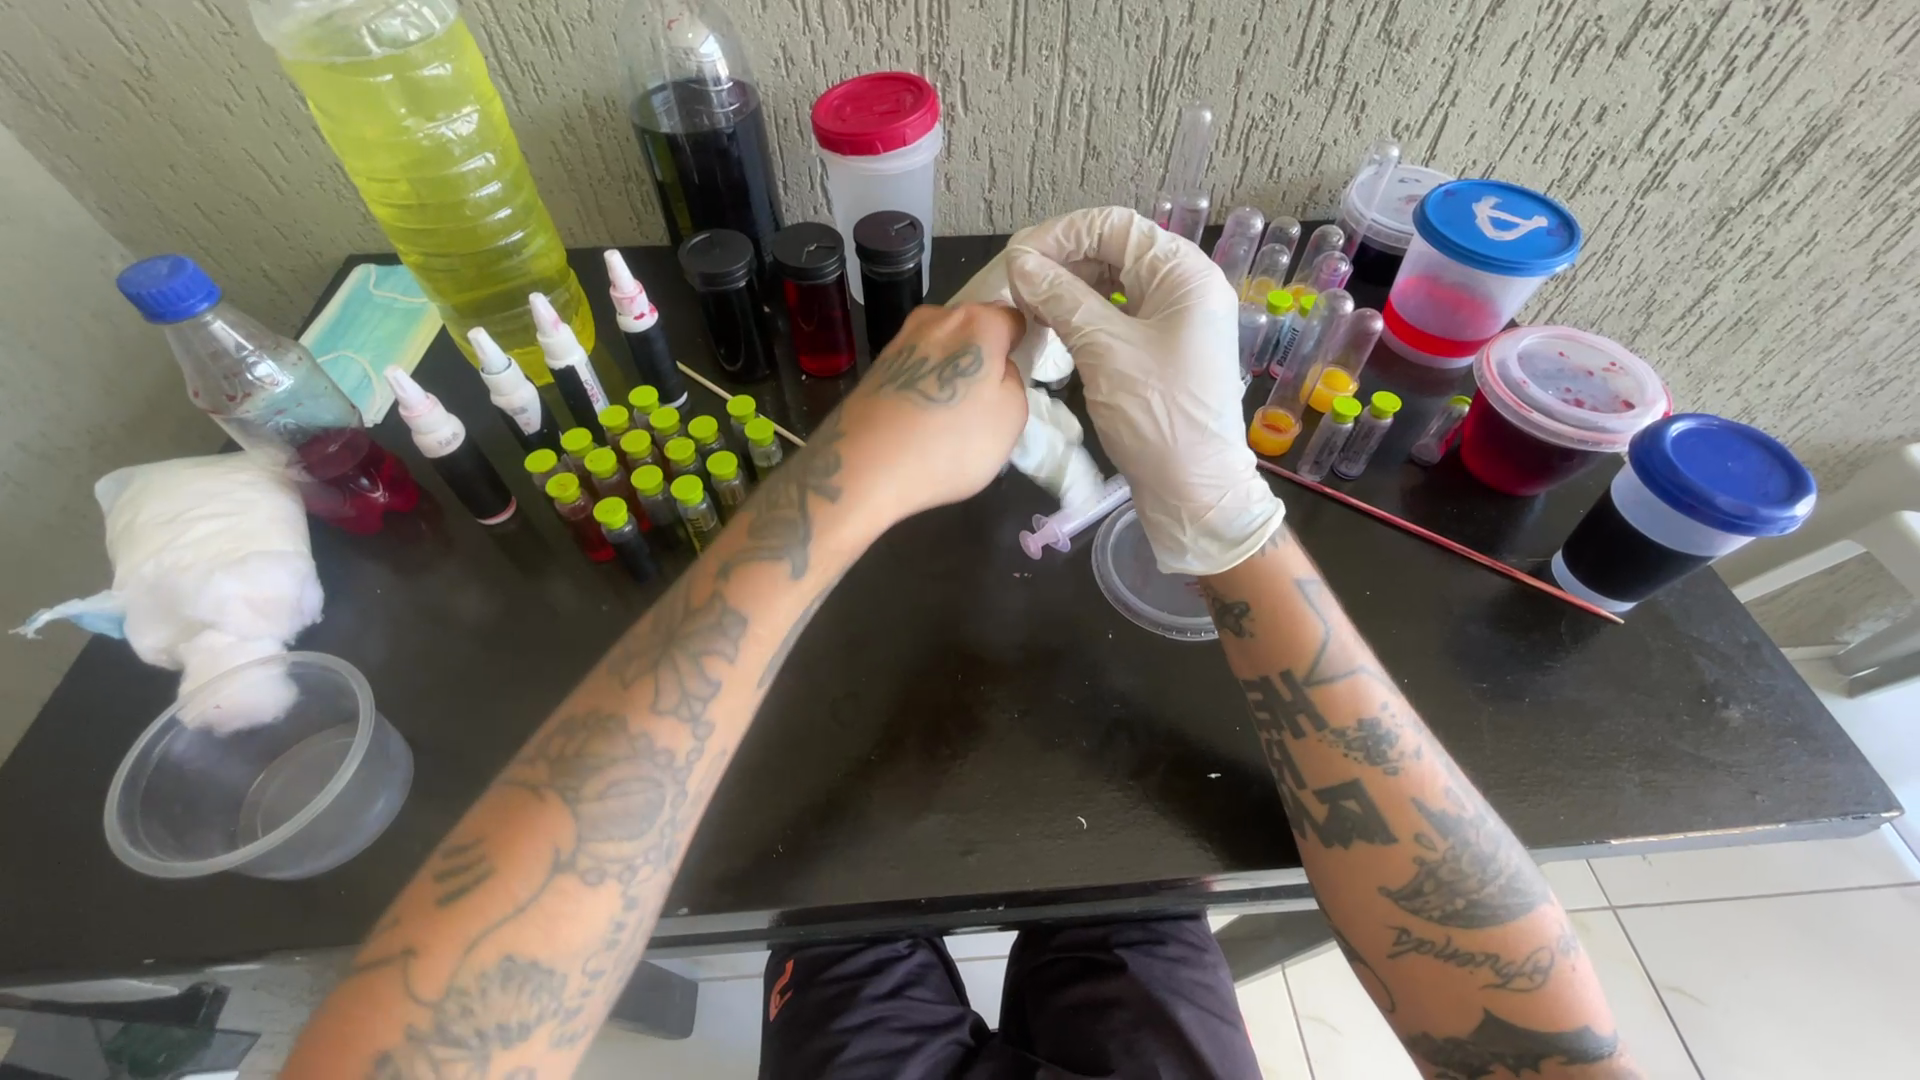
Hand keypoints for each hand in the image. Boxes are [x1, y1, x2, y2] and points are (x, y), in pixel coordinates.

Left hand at [835, 303, 1028, 524]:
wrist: (865, 467)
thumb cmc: (950, 443)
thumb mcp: (1011, 418)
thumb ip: (1013, 382)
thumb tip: (996, 371)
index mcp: (978, 321)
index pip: (1013, 318)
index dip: (1020, 345)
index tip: (1020, 374)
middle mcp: (936, 318)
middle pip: (974, 330)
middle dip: (984, 357)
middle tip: (987, 402)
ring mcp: (901, 341)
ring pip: (942, 349)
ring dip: (951, 373)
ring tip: (952, 417)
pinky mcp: (877, 367)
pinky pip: (917, 369)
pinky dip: (925, 387)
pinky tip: (922, 421)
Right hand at [1004, 207, 1283, 575]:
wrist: (1193, 489)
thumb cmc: (1157, 417)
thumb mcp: (1104, 351)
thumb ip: (1062, 298)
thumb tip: (1021, 262)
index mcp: (1184, 274)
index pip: (1115, 226)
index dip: (1061, 234)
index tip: (1016, 258)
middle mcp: (1185, 287)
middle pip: (1115, 251)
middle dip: (1063, 261)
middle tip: (1015, 285)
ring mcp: (1176, 320)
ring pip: (1115, 284)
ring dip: (1070, 289)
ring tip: (1029, 306)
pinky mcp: (1163, 350)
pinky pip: (1119, 316)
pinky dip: (1085, 316)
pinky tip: (1055, 327)